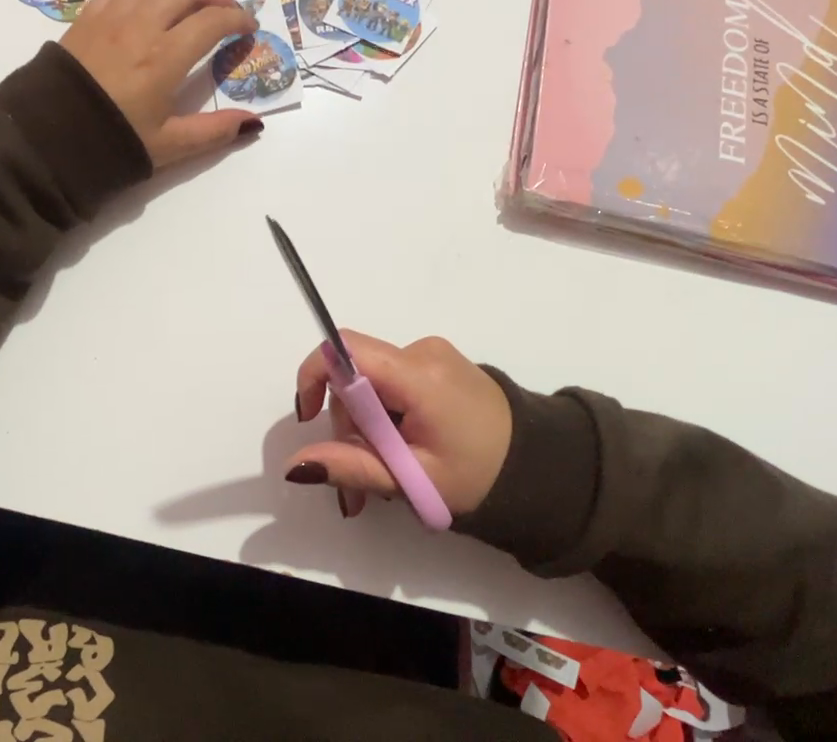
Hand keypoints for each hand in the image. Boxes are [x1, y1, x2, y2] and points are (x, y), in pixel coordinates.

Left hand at [58, 0, 262, 167]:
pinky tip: (148, 2)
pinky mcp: (86, 18)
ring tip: (192, 0)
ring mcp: (110, 17)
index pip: (212, 21)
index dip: (237, 19)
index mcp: (165, 57)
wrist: (48, 138)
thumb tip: (254, 123)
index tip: (248, 27)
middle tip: (227, 8)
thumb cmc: (112, 142)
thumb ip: (215, 131)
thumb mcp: (170, 145)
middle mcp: (141, 27)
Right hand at [285, 331, 511, 519]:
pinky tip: (398, 457)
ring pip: (372, 386)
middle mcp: (422, 352)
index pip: (346, 350)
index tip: (308, 415)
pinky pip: (392, 386)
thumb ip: (352, 466)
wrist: (543, 468)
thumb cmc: (480, 476)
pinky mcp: (438, 365)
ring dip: (367, 432)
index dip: (315, 374)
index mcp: (418, 374)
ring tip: (380, 483)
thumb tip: (293, 465)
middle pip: (356, 378)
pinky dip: (386, 420)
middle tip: (356, 488)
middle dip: (348, 430)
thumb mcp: (412, 479)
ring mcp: (432, 356)